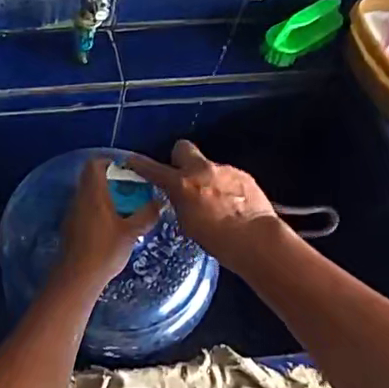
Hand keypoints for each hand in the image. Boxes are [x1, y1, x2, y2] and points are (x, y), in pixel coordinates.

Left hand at [56, 157, 162, 285]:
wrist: (78, 277)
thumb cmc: (105, 250)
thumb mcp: (132, 232)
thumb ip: (147, 214)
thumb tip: (159, 203)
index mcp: (93, 193)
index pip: (94, 164)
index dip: (109, 162)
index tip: (127, 172)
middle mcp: (79, 198)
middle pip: (91, 178)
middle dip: (111, 181)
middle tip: (131, 191)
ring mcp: (72, 212)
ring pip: (88, 194)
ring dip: (104, 196)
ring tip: (125, 208)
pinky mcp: (70, 226)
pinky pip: (84, 208)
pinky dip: (97, 210)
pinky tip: (111, 225)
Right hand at [127, 141, 284, 272]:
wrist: (256, 240)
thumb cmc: (217, 240)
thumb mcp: (187, 224)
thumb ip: (180, 204)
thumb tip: (180, 198)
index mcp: (182, 184)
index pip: (153, 169)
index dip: (140, 165)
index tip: (132, 161)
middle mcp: (202, 170)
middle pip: (183, 148)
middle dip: (181, 159)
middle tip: (184, 178)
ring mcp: (225, 170)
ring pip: (209, 167)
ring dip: (208, 179)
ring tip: (216, 203)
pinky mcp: (244, 176)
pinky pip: (228, 177)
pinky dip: (227, 187)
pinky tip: (234, 206)